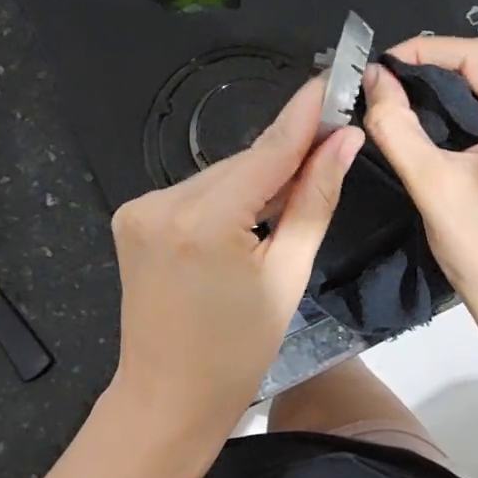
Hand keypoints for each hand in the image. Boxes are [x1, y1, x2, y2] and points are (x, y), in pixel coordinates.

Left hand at [110, 79, 363, 437]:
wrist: (167, 397)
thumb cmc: (237, 352)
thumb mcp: (287, 277)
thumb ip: (313, 202)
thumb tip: (344, 142)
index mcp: (203, 221)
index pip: (267, 151)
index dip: (304, 115)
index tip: (333, 80)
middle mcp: (162, 203)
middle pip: (241, 164)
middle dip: (284, 161)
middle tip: (330, 155)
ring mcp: (140, 209)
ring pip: (218, 177)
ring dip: (255, 183)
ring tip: (285, 210)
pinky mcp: (132, 218)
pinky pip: (195, 194)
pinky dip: (225, 199)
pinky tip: (245, 223)